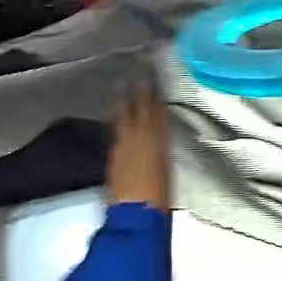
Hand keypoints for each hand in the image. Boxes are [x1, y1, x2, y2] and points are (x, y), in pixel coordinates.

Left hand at [106, 78, 168, 209]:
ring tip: (120, 83)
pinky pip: (114, 129)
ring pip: (121, 114)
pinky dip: (115, 117)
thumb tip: (162, 139)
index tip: (155, 73)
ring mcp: (122, 144)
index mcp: (159, 138)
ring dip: (122, 98)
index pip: (158, 108)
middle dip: (139, 86)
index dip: (157, 90)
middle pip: (139, 105)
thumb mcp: (170, 168)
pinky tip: (113, 113)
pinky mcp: (112, 154)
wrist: (135, 214)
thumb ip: (164, 149)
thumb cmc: (162, 195)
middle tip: (138, 67)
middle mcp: (139, 136)